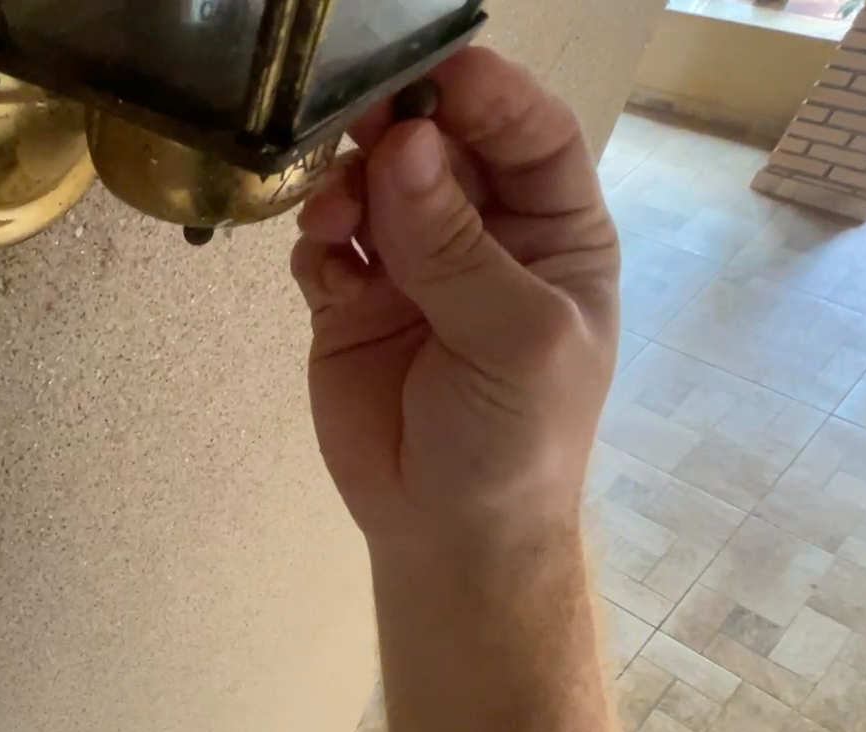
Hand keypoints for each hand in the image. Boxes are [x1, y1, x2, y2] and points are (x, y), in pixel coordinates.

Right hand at [292, 48, 620, 553]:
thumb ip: (455, 247)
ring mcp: (405, 276)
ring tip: (332, 219)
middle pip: (437, 157)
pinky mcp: (346, 311)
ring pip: (370, 199)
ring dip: (348, 191)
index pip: (526, 138)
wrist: (442, 527)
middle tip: (354, 128)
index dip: (486, 97)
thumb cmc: (511, 436)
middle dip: (398, 137)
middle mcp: (476, 242)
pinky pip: (326, 254)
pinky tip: (323, 265)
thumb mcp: (511, 337)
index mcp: (548, 235)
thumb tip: (402, 148)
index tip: (431, 71)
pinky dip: (317, 246)